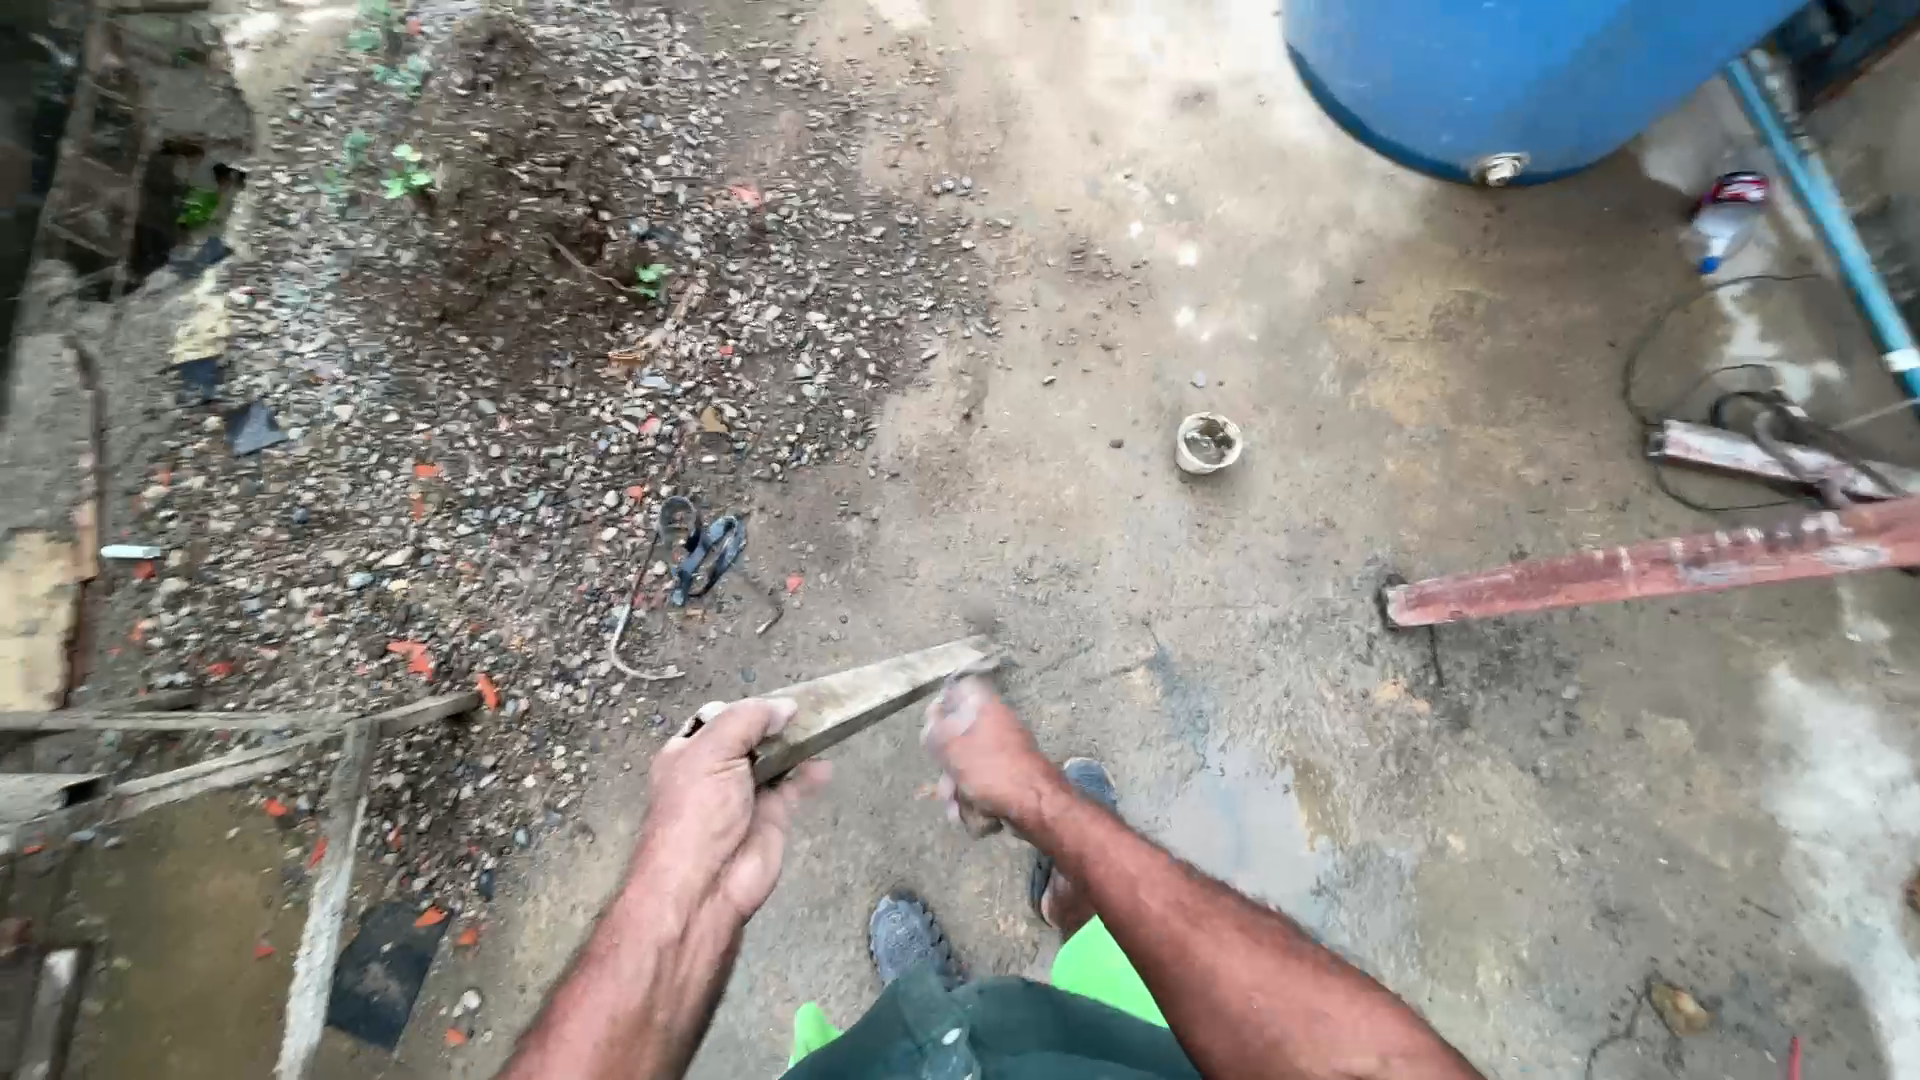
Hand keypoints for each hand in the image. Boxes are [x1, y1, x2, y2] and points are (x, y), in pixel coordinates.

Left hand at [637, 698, 830, 926]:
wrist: (705, 886)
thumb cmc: (698, 811)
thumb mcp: (713, 751)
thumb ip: (749, 719)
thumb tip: (786, 707)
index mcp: (688, 752)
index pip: (718, 718)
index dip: (745, 708)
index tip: (773, 702)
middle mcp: (716, 770)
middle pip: (751, 737)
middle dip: (775, 724)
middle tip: (807, 708)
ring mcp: (745, 793)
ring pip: (776, 758)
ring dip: (797, 744)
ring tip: (823, 727)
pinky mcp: (772, 815)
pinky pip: (796, 786)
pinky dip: (812, 773)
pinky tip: (825, 765)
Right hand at [921, 676, 1062, 830]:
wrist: (1037, 804)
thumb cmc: (991, 770)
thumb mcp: (953, 749)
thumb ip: (935, 730)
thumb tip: (932, 714)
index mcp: (986, 708)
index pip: (961, 689)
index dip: (944, 704)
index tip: (933, 728)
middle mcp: (997, 724)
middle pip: (961, 735)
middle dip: (948, 765)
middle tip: (945, 784)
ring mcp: (1005, 751)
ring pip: (970, 764)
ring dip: (957, 788)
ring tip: (956, 807)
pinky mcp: (1011, 775)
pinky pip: (984, 782)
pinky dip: (974, 798)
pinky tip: (968, 814)